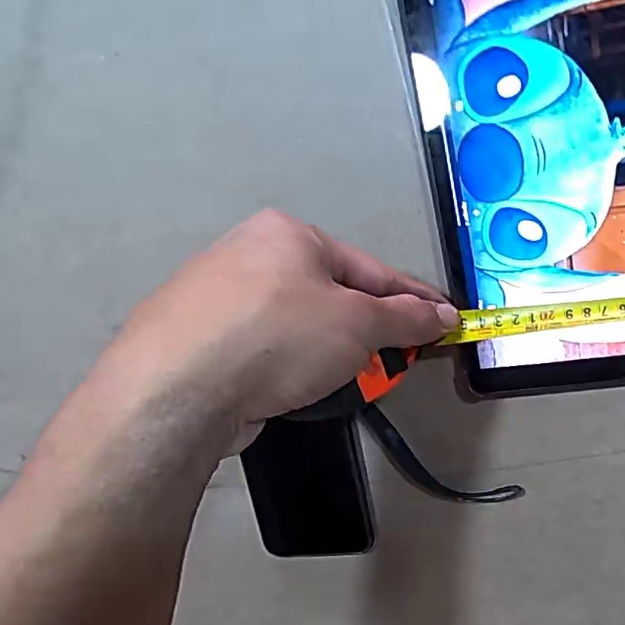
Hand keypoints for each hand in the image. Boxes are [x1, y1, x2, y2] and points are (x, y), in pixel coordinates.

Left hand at [103, 210, 457, 454]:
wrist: (177, 390)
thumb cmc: (280, 339)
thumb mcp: (360, 324)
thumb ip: (408, 317)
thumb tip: (444, 315)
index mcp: (289, 235)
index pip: (374, 270)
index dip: (417, 300)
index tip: (447, 322)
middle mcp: (250, 253)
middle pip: (336, 294)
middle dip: (371, 329)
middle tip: (396, 358)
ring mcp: (218, 294)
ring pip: (302, 322)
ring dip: (334, 350)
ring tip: (346, 377)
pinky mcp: (198, 336)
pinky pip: (269, 346)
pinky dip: (294, 363)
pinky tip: (297, 385)